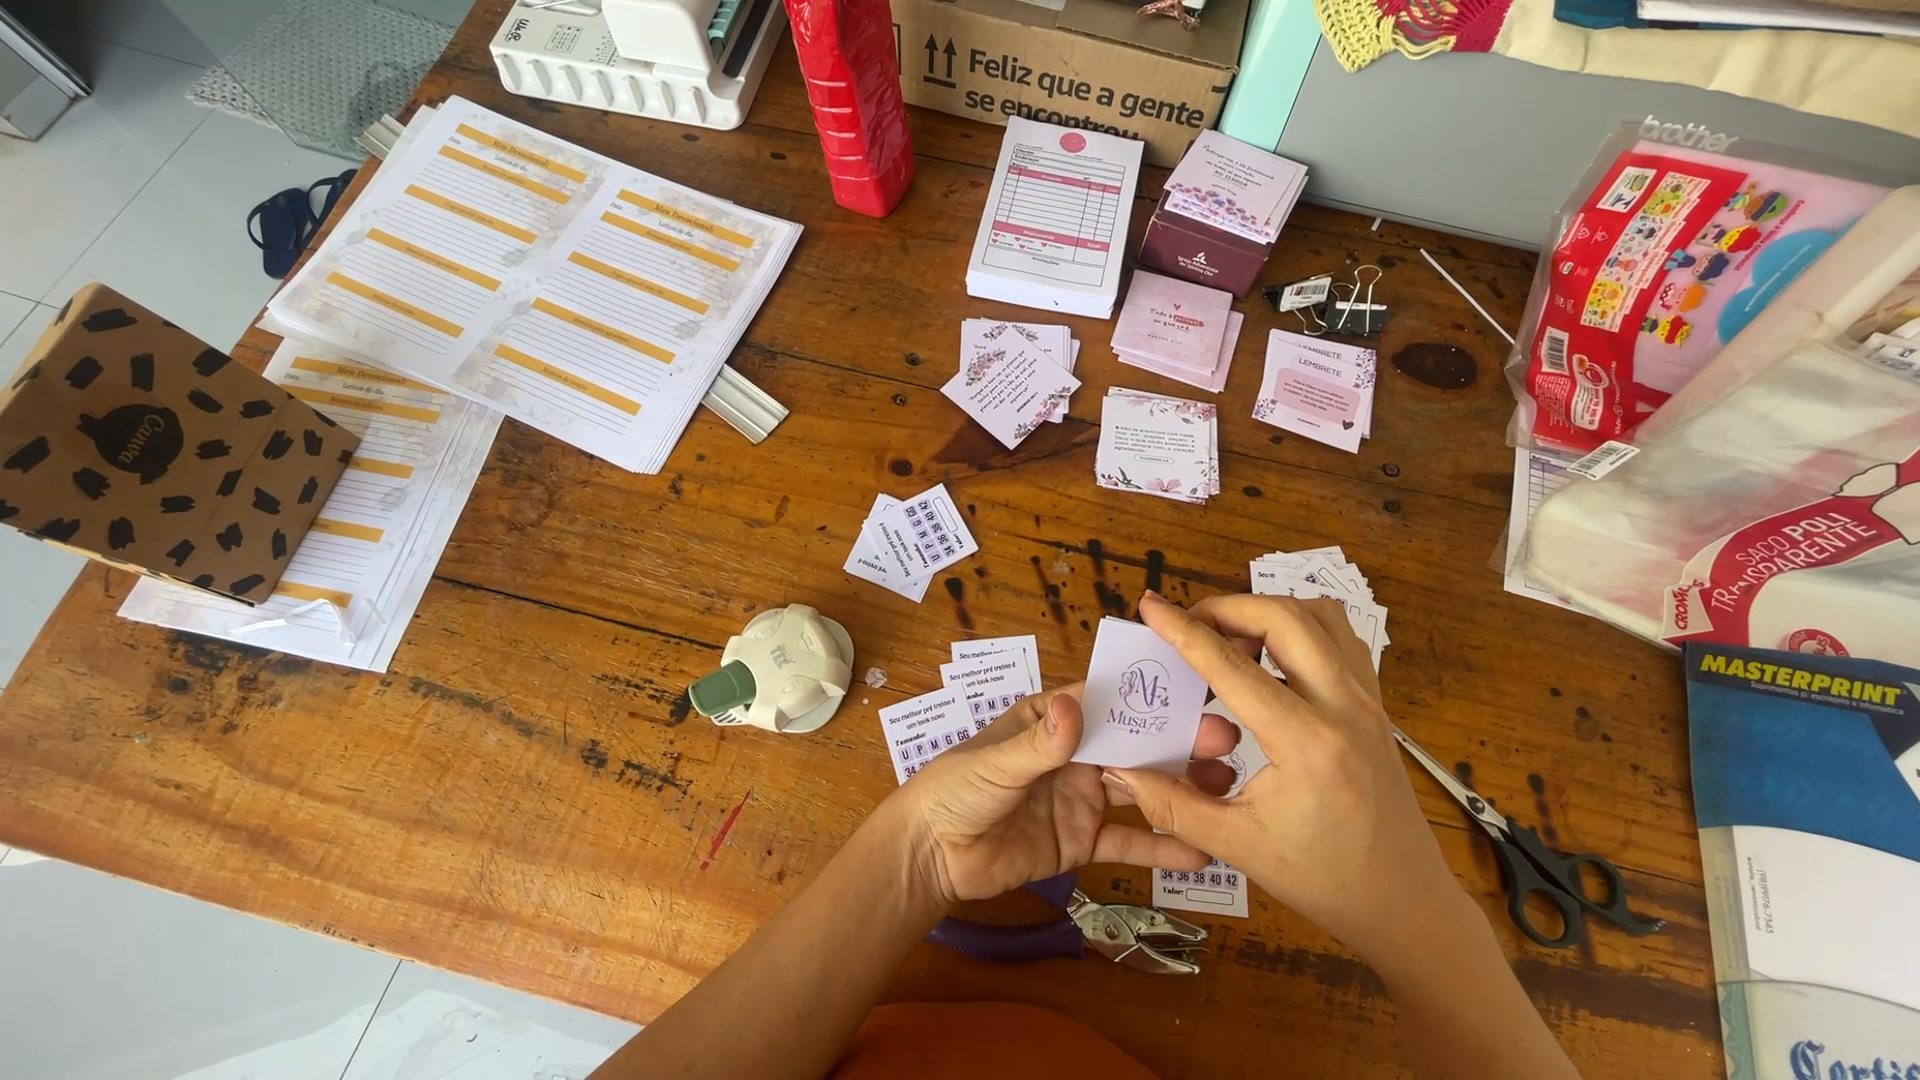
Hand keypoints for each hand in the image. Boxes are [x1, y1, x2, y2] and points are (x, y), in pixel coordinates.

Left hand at [894, 685, 1240, 904]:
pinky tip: (1200, 854)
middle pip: (1132, 745)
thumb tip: (1073, 704)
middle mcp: (1074, 754)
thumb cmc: (956, 790)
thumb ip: (1039, 743)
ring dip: (1179, 789)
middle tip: (1226, 743)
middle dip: (1176, 742)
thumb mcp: (996, 763)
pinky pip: (1126, 842)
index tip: (1195, 693)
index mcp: (1050, 720)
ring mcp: (1081, 797)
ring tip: (1226, 789)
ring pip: (1139, 789)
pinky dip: (1160, 848)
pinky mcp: (1082, 840)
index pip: (1105, 702)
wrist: (933, 855)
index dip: (1147, 697)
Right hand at [1106, 592, 1460, 958]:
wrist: (1405, 902)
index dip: (1183, 630)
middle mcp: (1343, 706)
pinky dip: (1299, 626)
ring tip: (1229, 638)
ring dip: (1266, 611)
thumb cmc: (1322, 879)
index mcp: (1306, 743)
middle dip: (1226, 608)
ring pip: (1318, 616)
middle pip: (1283, 618)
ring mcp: (1367, 700)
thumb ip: (1171, 804)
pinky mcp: (1375, 704)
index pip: (1231, 666)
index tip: (1150, 606)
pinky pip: (1339, 636)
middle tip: (1188, 626)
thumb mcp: (1237, 846)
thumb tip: (1118, 770)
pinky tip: (1270, 656)